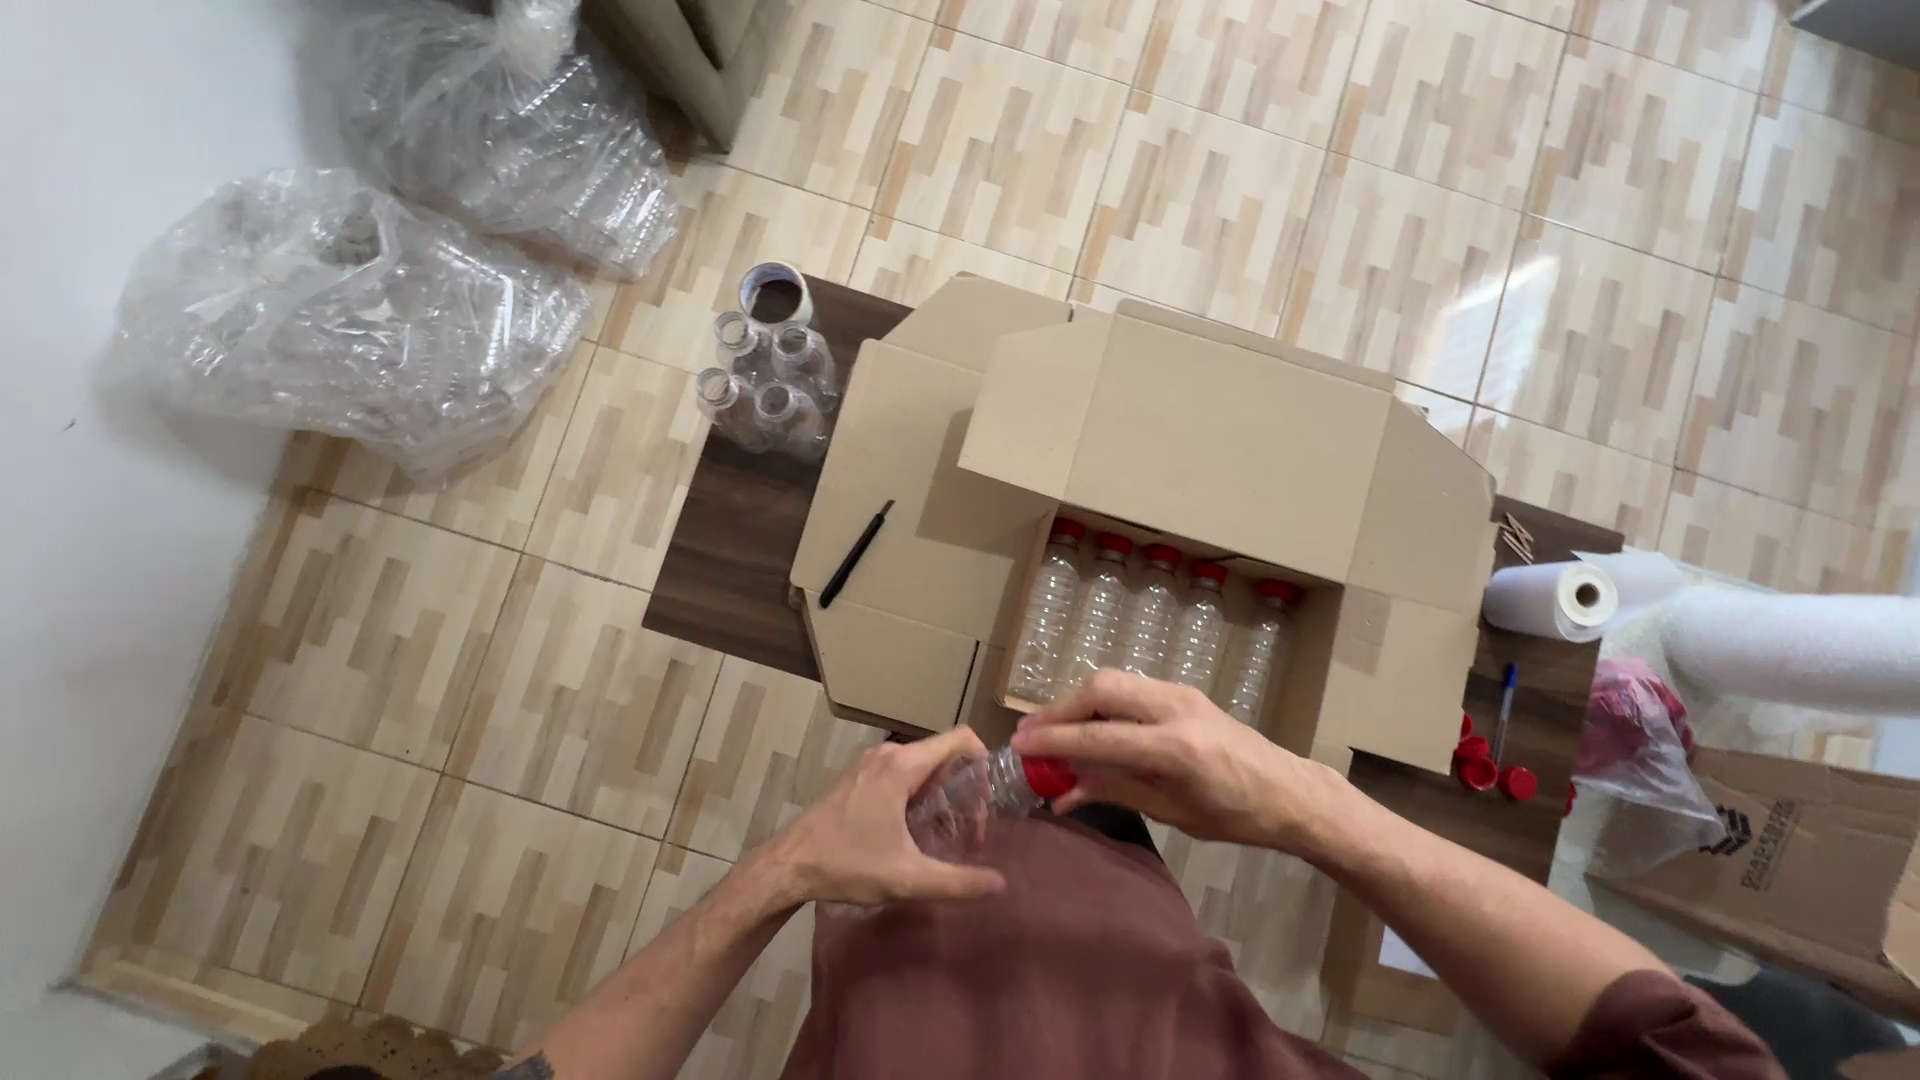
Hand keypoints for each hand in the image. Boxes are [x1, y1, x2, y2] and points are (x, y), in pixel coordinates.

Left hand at [761, 726, 1007, 905]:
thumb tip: (1000, 884)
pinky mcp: (859, 776)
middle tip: (970, 830)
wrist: (788, 866)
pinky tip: (915, 831)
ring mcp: (870, 763)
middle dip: (964, 788)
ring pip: (922, 765)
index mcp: (902, 765)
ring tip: (946, 834)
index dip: (983, 762)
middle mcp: (888, 753)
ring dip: (941, 794)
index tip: (987, 800)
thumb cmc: (847, 865)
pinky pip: (902, 772)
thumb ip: (957, 881)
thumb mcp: (907, 878)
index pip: (960, 738)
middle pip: (943, 755)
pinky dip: (918, 793)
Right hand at [1011, 670, 1353, 854]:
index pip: (1100, 736)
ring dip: (1076, 700)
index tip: (1019, 746)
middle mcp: (1175, 709)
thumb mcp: (1173, 813)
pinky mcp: (1182, 690)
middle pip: (1101, 688)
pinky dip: (1099, 699)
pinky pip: (1129, 685)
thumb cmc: (1235, 815)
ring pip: (1112, 679)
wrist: (1289, 789)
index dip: (1054, 740)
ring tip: (1049, 728)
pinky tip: (1086, 721)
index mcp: (1176, 749)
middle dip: (1059, 708)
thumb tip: (1062, 794)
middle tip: (1029, 734)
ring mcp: (1180, 692)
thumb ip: (1115, 792)